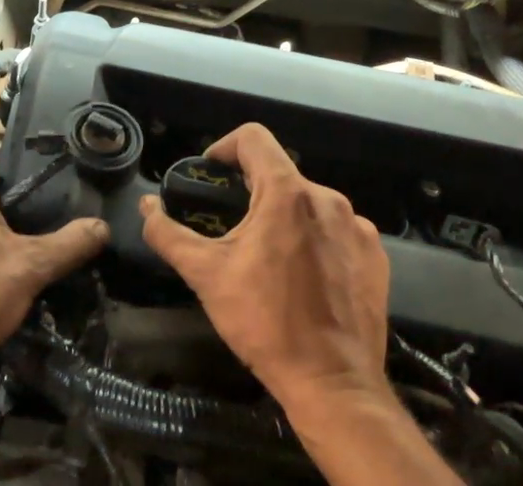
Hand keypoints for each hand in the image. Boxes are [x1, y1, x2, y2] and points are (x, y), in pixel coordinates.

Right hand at [140, 123, 391, 407]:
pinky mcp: (376, 257)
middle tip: (231, 227)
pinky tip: (302, 276)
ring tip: (266, 256)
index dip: (225, 147)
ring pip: (309, 203)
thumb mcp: (205, 274)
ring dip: (284, 217)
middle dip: (252, 192)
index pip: (253, 138)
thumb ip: (168, 233)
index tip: (211, 174)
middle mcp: (329, 199)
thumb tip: (146, 206)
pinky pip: (337, 230)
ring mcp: (358, 228)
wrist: (333, 384)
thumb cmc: (264, 322)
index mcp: (287, 193)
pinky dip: (315, 240)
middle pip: (281, 174)